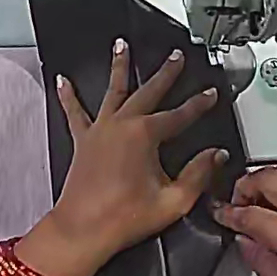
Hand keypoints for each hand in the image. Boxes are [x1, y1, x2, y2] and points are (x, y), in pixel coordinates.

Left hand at [19, 38, 226, 275]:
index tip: (209, 94)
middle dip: (166, 73)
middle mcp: (121, 126)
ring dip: (120, 67)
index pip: (180, 115)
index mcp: (145, 136)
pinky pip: (74, 112)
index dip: (198, 104)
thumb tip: (214, 156)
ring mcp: (100, 130)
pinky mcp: (83, 140)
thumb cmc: (123, 217)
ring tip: (121, 45)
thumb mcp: (173, 200)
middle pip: (149, 91)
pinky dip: (69, 96)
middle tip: (176, 57)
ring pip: (113, 90)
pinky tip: (63, 81)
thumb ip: (198, 174)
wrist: (84, 229)